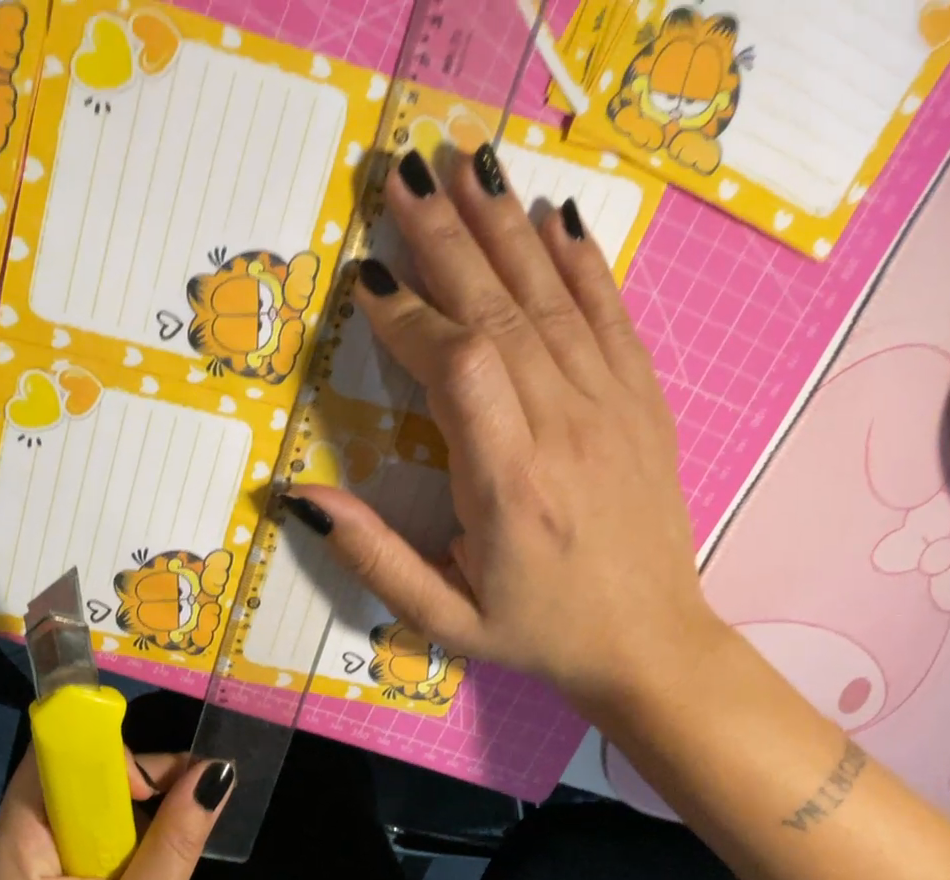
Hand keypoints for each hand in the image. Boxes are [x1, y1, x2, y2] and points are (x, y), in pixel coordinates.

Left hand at [0, 752, 234, 879]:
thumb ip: (176, 841)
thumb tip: (215, 772)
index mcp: (14, 852)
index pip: (48, 764)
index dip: (100, 755)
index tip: (154, 780)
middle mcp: (9, 846)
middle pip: (69, 779)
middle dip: (130, 782)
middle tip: (188, 794)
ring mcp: (24, 865)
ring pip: (82, 804)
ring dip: (135, 812)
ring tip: (183, 829)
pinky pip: (84, 833)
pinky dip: (124, 838)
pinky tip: (158, 860)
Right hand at [289, 146, 725, 706]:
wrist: (652, 644)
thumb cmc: (534, 631)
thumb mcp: (440, 618)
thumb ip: (371, 556)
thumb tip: (297, 496)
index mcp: (508, 484)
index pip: (459, 370)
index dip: (411, 317)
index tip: (369, 276)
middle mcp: (564, 428)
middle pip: (500, 312)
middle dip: (445, 240)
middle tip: (402, 176)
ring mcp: (612, 406)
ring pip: (551, 298)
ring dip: (503, 227)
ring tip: (465, 164)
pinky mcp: (641, 399)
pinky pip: (608, 313)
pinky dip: (578, 259)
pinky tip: (549, 214)